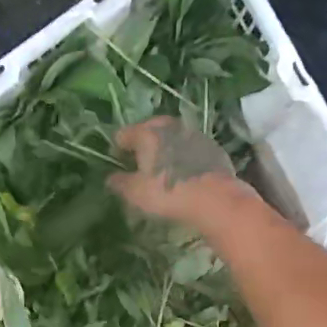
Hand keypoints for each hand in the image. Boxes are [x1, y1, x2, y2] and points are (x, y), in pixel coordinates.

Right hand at [108, 116, 259, 230]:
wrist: (216, 199)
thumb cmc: (169, 194)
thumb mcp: (137, 194)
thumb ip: (121, 183)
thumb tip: (111, 179)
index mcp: (148, 133)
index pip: (124, 134)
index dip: (118, 148)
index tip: (118, 160)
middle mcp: (171, 127)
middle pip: (151, 129)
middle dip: (143, 142)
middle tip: (140, 161)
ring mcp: (195, 135)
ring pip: (174, 137)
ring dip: (166, 148)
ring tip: (164, 166)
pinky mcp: (213, 148)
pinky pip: (192, 149)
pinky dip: (185, 156)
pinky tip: (186, 172)